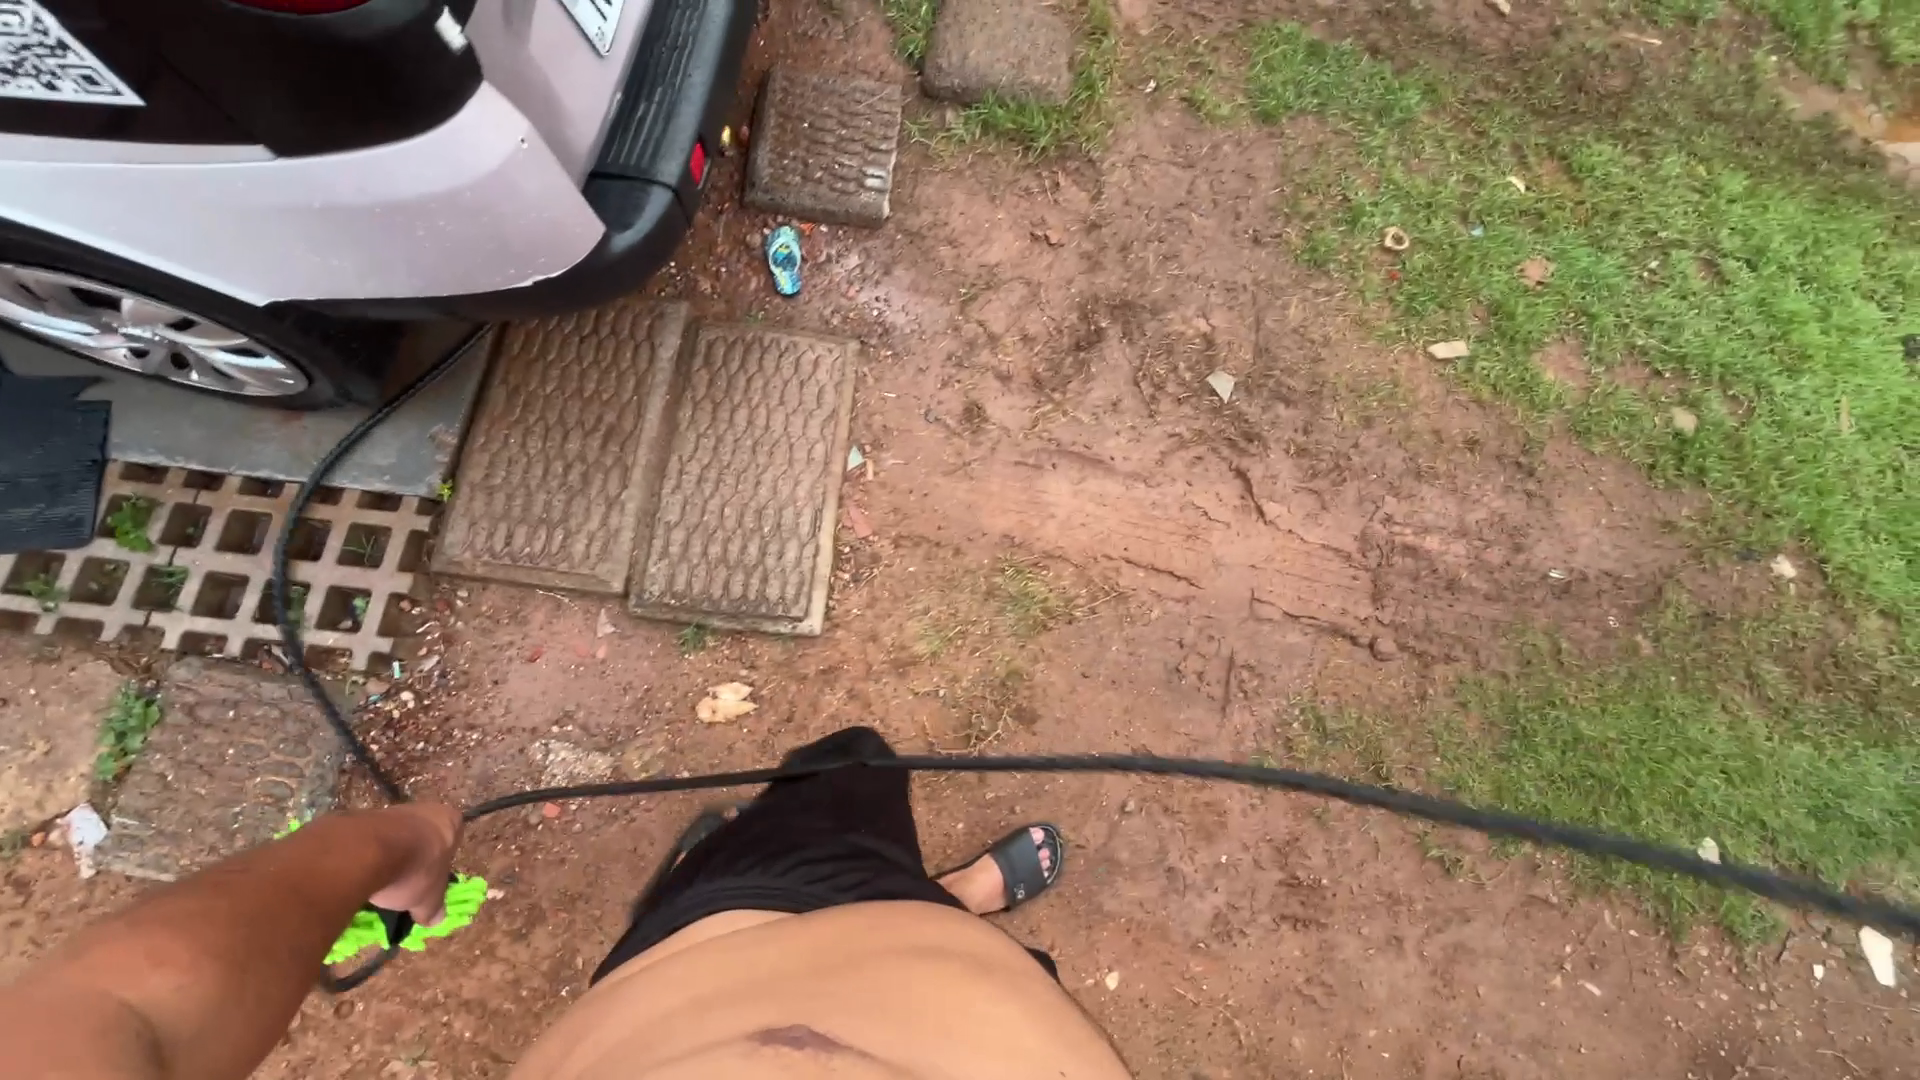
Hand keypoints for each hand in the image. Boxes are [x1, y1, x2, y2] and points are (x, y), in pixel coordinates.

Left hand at [366, 804, 462, 924]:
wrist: (366, 852)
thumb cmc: (413, 870)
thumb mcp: (427, 897)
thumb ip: (432, 908)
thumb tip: (437, 920)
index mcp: (451, 822)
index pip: (451, 839)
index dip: (439, 861)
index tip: (428, 879)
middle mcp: (425, 810)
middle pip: (421, 836)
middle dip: (411, 857)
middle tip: (401, 882)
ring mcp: (392, 812)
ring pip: (392, 837)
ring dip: (385, 856)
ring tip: (375, 883)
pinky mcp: (361, 818)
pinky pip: (366, 841)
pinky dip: (363, 856)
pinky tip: (355, 875)